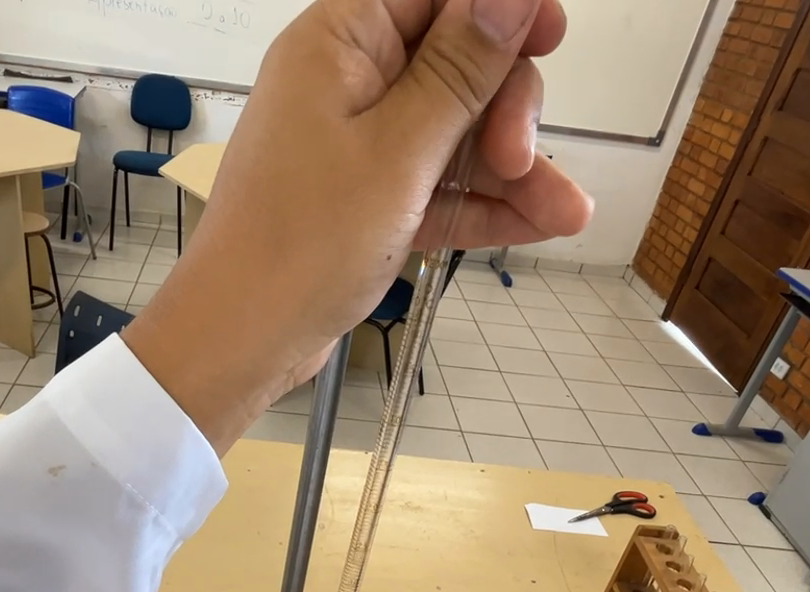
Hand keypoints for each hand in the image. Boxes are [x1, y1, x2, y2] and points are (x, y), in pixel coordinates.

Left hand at [125, 0, 592, 451]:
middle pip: (455, 65)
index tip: (551, 37)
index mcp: (341, 44)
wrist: (244, 341)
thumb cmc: (302, 245)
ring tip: (565, 212)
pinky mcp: (368, 207)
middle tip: (518, 158)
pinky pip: (436, 190)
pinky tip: (540, 224)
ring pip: (453, 137)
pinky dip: (481, 208)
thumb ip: (459, 70)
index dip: (499, 10)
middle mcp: (349, 87)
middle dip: (503, 108)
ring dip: (511, 172)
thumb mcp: (396, 152)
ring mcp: (359, 151)